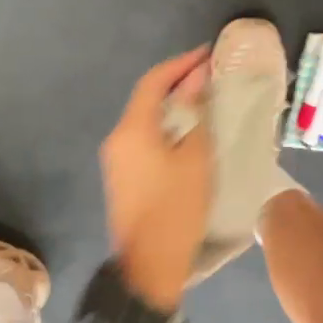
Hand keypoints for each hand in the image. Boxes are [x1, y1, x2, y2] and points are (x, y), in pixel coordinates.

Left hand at [100, 48, 211, 308]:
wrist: (148, 269)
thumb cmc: (176, 210)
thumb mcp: (195, 159)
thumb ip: (195, 114)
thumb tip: (196, 80)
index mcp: (132, 129)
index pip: (154, 81)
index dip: (180, 64)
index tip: (206, 54)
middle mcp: (117, 137)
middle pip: (146, 97)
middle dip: (176, 82)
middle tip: (207, 74)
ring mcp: (115, 158)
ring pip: (144, 118)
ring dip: (170, 105)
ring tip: (201, 99)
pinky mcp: (121, 175)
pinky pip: (142, 137)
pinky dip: (163, 125)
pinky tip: (185, 131)